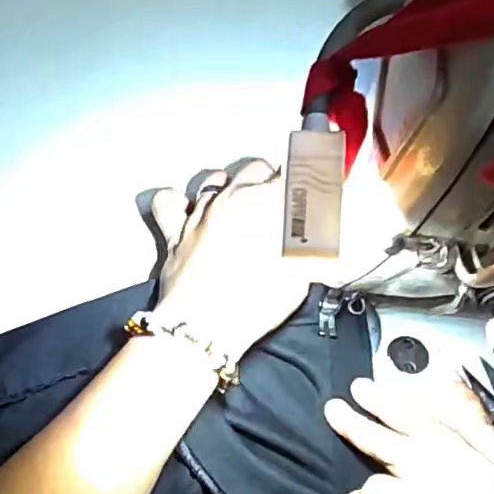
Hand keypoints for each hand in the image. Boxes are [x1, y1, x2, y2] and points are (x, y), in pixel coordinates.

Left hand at [147, 159, 318, 361]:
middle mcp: (233, 197)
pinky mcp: (175, 233)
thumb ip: (315, 241)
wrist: (204, 326)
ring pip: (215, 178)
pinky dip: (178, 201)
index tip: (321, 180)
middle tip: (284, 197)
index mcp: (268, 201)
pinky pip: (168, 203)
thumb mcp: (301, 270)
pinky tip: (187, 207)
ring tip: (242, 198)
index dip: (312, 175)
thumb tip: (324, 227)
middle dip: (274, 176)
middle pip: (256, 167)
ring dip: (232, 182)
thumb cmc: (256, 299)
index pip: (298, 171)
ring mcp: (200, 212)